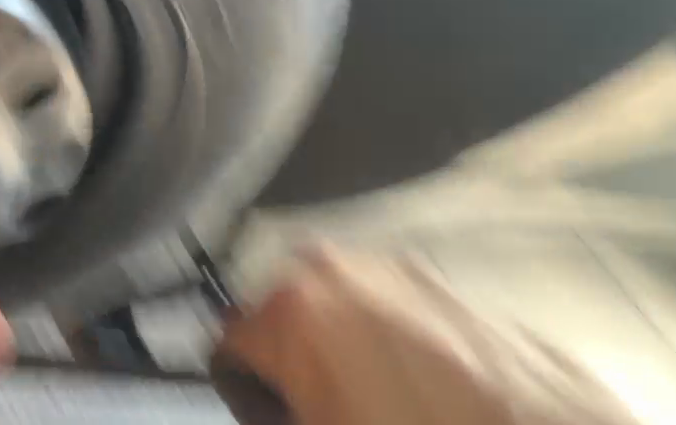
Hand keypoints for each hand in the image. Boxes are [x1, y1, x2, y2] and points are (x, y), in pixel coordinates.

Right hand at [217, 246, 640, 424]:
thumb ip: (269, 414)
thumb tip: (272, 401)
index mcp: (288, 306)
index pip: (227, 344)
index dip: (247, 392)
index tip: (273, 416)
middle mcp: (328, 266)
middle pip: (280, 314)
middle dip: (296, 361)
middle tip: (334, 410)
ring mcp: (391, 268)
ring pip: (337, 306)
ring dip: (345, 347)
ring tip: (390, 404)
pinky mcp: (448, 284)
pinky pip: (395, 311)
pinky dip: (398, 344)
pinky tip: (435, 395)